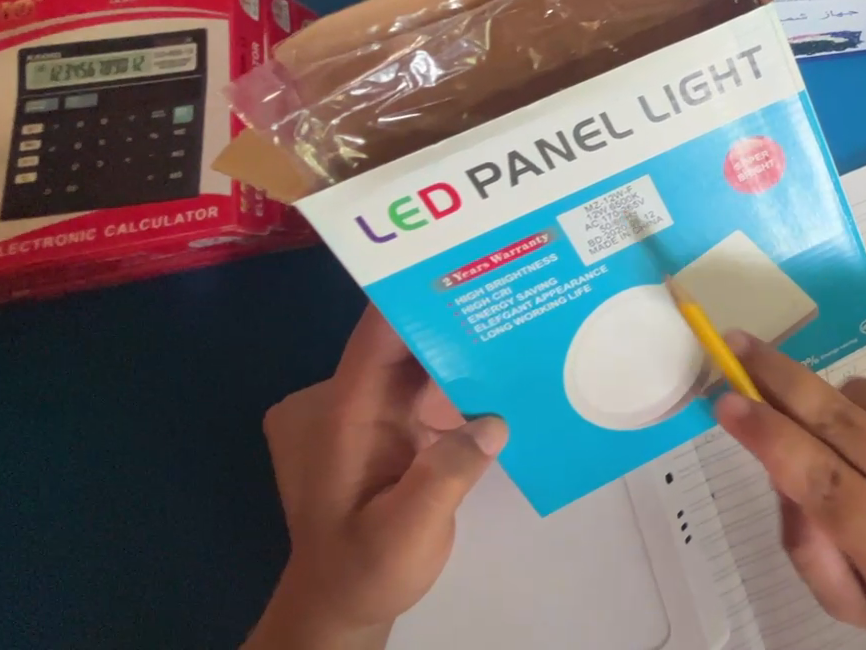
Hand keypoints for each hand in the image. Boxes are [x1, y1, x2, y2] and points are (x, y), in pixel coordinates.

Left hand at [244, 307, 507, 649]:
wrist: (342, 604)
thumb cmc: (363, 567)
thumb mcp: (404, 532)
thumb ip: (444, 476)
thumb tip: (496, 422)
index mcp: (343, 416)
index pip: (376, 338)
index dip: (415, 296)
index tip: (463, 260)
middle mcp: (355, 400)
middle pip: (405, 338)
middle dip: (457, 311)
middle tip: (516, 280)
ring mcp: (375, 410)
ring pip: (423, 357)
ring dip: (467, 340)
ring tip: (523, 311)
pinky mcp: (399, 422)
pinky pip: (434, 381)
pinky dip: (468, 371)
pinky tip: (512, 361)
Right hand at [712, 332, 865, 643]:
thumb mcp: (855, 601)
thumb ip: (806, 545)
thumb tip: (776, 464)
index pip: (822, 482)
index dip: (769, 437)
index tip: (727, 400)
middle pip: (838, 421)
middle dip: (779, 379)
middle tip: (739, 346)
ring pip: (860, 392)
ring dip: (837, 406)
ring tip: (859, 446)